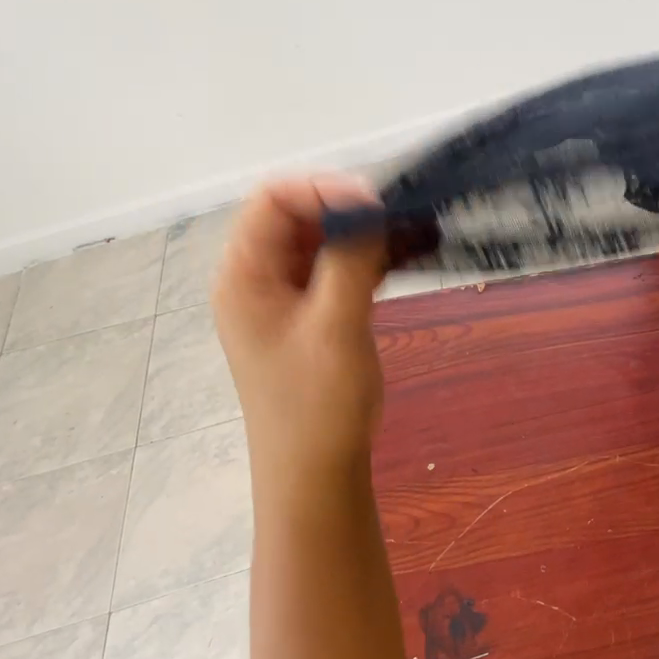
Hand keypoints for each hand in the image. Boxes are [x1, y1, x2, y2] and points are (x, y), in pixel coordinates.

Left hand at [211, 175, 389, 502]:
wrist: (315, 470)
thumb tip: (368, 203)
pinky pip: (340, 266)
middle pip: (299, 214)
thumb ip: (349, 259)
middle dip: (350, 207)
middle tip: (401, 216)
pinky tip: (409, 254)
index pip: (272, 201)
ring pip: (324, 240)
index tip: (377, 202)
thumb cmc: (317, 402)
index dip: (323, 189)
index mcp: (245, 275)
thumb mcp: (335, 326)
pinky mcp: (315, 312)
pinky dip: (371, 255)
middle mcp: (260, 277)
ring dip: (366, 230)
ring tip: (413, 231)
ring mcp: (287, 296)